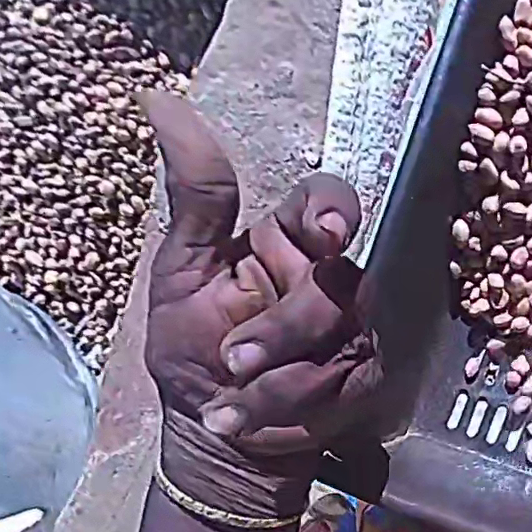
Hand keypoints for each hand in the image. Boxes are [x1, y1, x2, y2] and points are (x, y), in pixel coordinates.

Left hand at [141, 92, 381, 520]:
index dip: (336, 210)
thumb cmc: (195, 346)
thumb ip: (196, 201)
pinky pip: (345, 383)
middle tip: (235, 360)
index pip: (329, 204)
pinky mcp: (370, 374)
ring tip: (230, 405)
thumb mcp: (181, 273)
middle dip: (285, 328)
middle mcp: (334, 281)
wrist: (218, 431)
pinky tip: (253, 419)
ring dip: (283, 379)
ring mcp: (358, 328)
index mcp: (291, 244)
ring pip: (343, 338)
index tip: (327, 234)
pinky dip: (295, 406)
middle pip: (339, 282)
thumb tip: (161, 101)